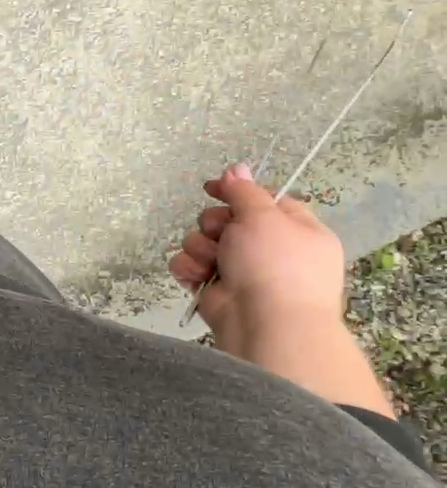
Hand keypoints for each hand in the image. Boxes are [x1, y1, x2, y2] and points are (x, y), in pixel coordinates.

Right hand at [170, 163, 389, 413]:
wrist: (265, 320)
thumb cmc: (275, 264)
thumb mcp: (264, 218)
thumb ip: (245, 192)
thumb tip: (237, 167)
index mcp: (297, 231)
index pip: (264, 201)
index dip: (237, 192)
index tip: (212, 188)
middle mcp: (270, 248)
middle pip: (225, 219)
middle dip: (213, 224)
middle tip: (221, 233)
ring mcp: (242, 268)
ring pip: (202, 241)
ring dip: (199, 247)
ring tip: (212, 262)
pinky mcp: (215, 285)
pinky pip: (190, 264)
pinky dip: (190, 268)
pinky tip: (199, 276)